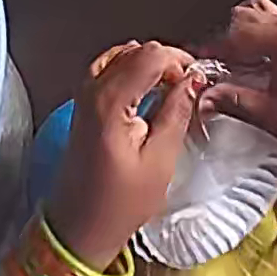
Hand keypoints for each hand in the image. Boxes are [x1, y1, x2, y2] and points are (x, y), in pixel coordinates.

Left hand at [47, 41, 199, 268]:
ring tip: (172, 88)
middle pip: (138, 50)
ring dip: (151, 63)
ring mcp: (85, 92)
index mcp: (110, 101)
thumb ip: (177, 112)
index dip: (179, 62)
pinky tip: (147, 86)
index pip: (151, 56)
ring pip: (124, 53)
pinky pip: (111, 65)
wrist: (79, 225)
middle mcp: (93, 88)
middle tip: (188, 85)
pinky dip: (133, 67)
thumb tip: (194, 80)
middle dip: (168, 62)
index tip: (196, 80)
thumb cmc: (119, 202)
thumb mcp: (160, 160)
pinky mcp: (84, 99)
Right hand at [203, 0, 276, 174]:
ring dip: (239, 33)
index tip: (198, 63)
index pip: (233, 34)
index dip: (211, 50)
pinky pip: (272, 24)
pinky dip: (256, 36)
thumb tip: (206, 95)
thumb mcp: (271, 115)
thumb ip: (233, 100)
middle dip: (223, 39)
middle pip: (242, 16)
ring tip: (229, 61)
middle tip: (212, 65)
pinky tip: (251, 62)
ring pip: (257, 14)